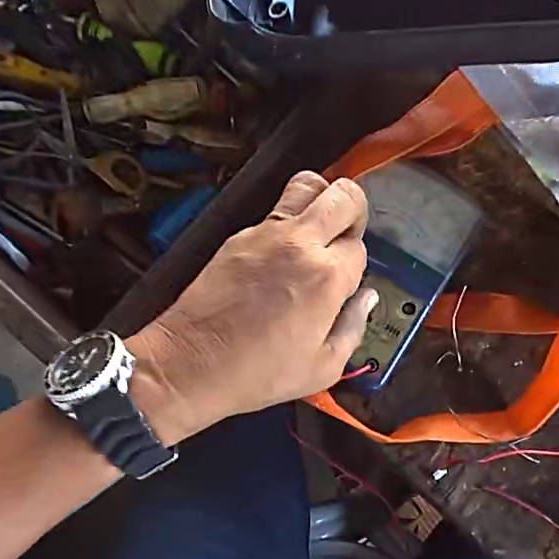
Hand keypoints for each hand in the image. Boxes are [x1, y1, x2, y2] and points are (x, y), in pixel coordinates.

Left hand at [127, 171, 375, 441]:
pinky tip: (280, 261)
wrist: (192, 365)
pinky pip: (273, 214)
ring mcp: (264, 235)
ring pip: (305, 185)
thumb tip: (366, 302)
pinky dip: (285, 226)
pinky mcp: (237, 238)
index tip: (348, 283)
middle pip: (342, 193)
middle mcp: (298, 245)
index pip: (360, 245)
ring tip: (318, 234)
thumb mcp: (323, 367)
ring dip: (320, 201)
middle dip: (353, 209)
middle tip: (347, 235)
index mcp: (326, 277)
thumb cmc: (255, 372)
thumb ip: (354, 328)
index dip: (358, 264)